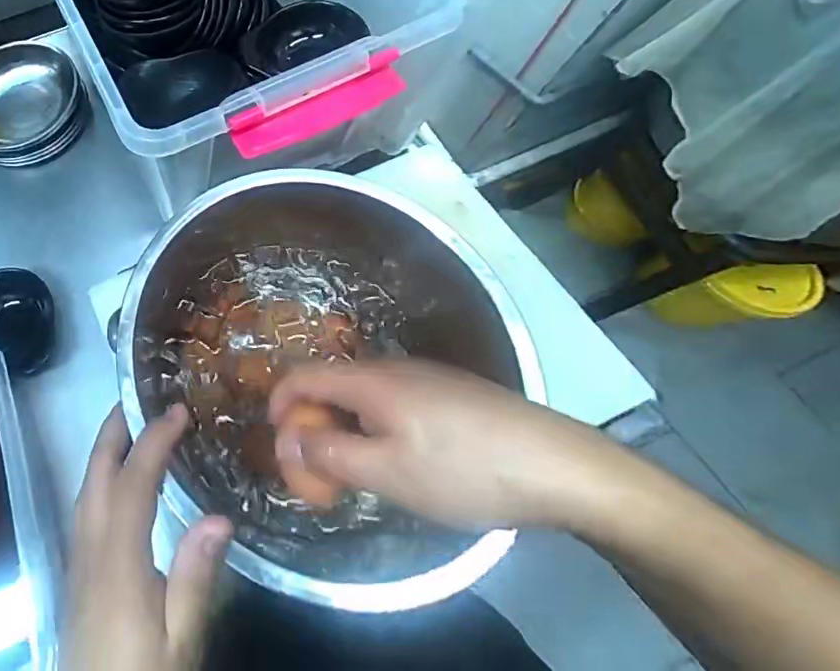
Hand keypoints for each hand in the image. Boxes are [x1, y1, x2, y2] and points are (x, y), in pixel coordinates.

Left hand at [66, 404, 232, 670]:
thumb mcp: (179, 641)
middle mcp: (89, 544)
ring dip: (106, 450)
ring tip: (133, 429)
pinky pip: (85, 506)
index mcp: (117, 556)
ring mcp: (76, 557)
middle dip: (116, 428)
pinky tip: (122, 485)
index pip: (133, 479)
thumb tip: (220, 517)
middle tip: (142, 398)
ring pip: (85, 486)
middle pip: (96, 471)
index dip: (154, 439)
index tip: (178, 410)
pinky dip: (103, 477)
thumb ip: (195, 579)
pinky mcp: (75, 572)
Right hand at [269, 359, 632, 532]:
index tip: (276, 438)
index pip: (303, 374)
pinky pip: (395, 399)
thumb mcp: (389, 473)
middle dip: (313, 419)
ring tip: (358, 466)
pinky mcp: (454, 391)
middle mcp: (393, 366)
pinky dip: (377, 422)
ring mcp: (428, 375)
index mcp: (370, 379)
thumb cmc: (464, 469)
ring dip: (346, 423)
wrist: (563, 466)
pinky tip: (405, 457)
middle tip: (317, 464)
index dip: (279, 401)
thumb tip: (288, 441)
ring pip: (366, 392)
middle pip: (334, 382)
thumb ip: (331, 456)